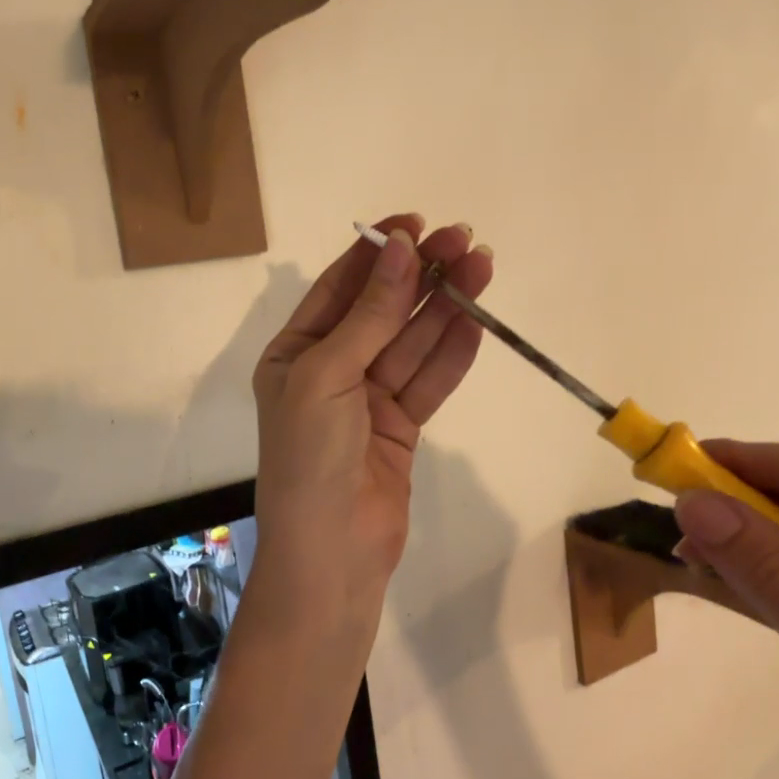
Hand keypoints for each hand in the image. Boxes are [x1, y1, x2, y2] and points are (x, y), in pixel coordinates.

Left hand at [251, 214, 492, 610]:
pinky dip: (452, 354)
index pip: (339, 290)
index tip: (416, 224)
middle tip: (466, 241)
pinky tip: (478, 322)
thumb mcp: (328, 377)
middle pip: (382, 312)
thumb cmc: (310, 458)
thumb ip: (369, 317)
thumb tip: (401, 252)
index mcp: (294, 353)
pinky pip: (429, 382)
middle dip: (422, 277)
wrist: (330, 554)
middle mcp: (330, 371)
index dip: (377, 255)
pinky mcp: (401, 429)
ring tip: (484, 268)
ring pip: (412, 343)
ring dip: (447, 308)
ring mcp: (367, 401)